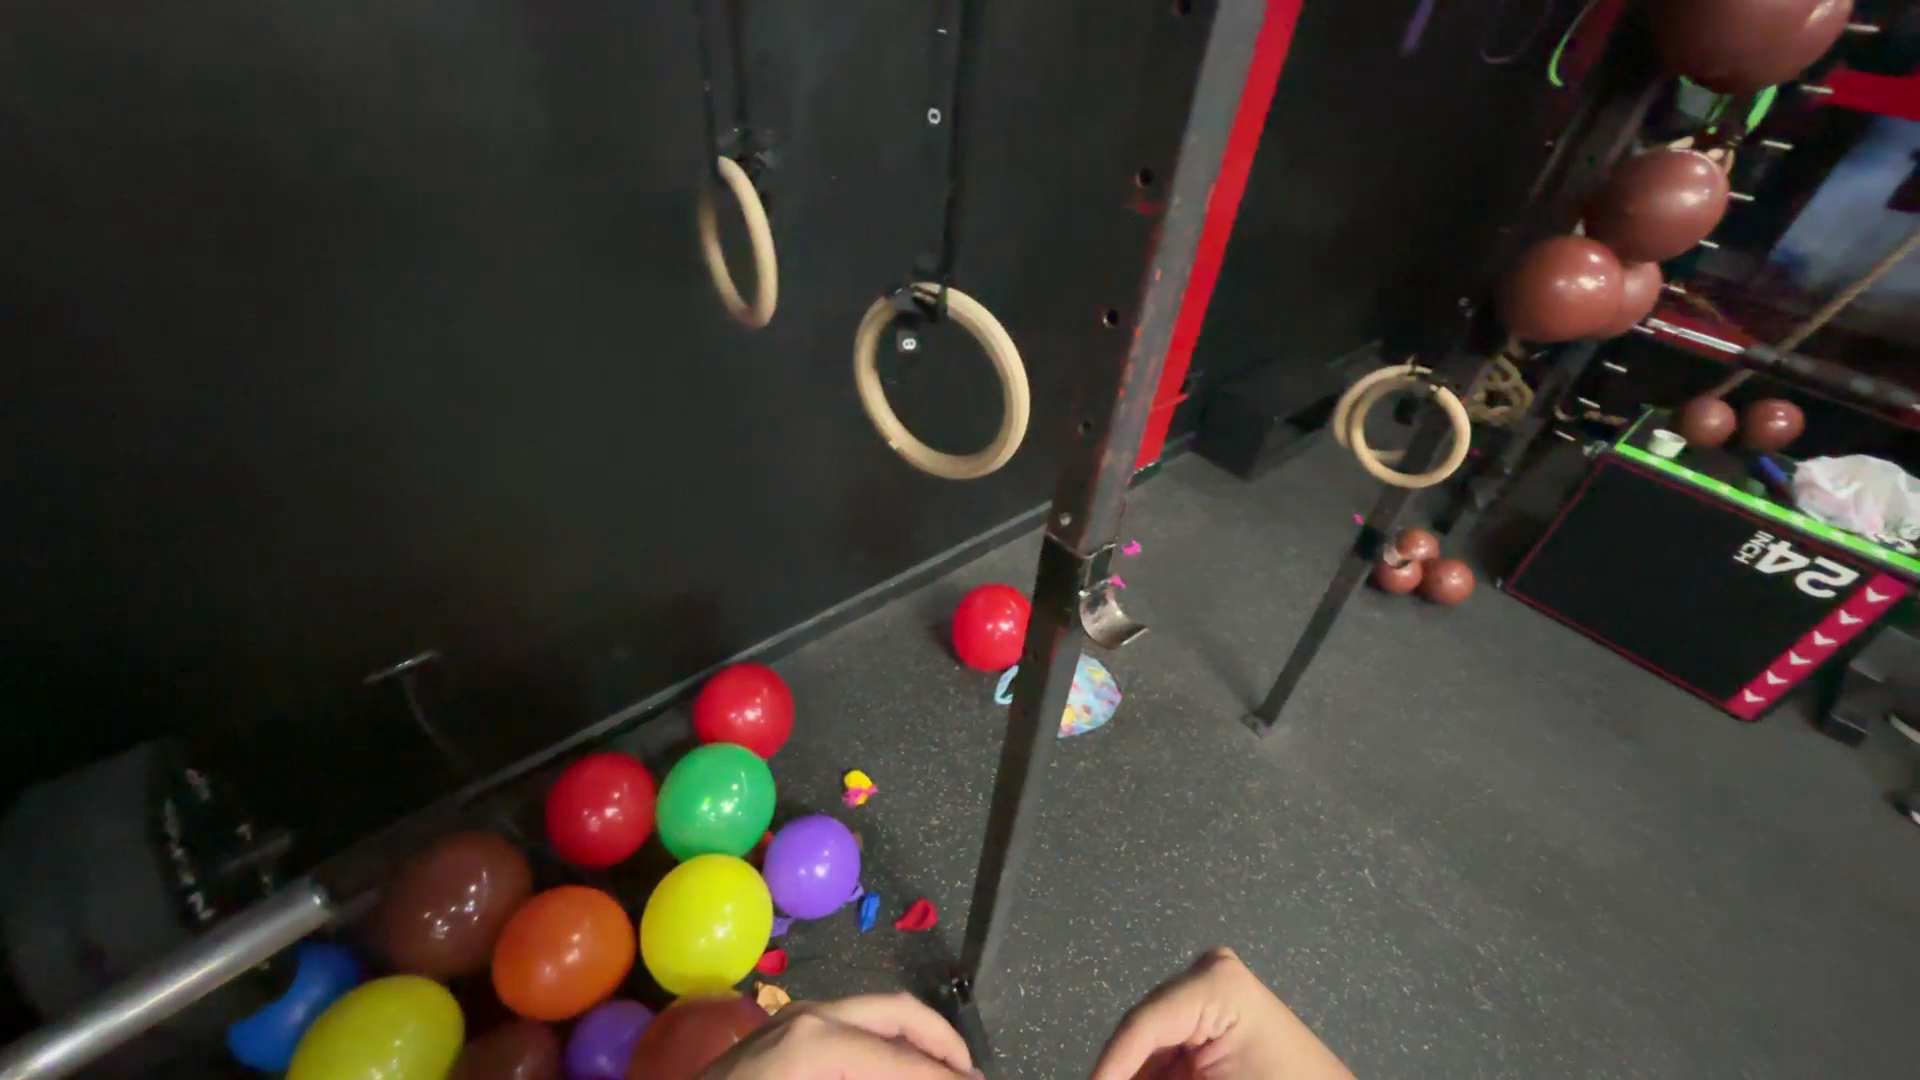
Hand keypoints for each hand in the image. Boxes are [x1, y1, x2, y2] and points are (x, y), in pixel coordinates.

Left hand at [697, 992, 976, 1079]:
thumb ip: (879, 1077)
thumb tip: (922, 1075)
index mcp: (819, 1043)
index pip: (904, 1061)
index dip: (946, 1077)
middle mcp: (812, 1015)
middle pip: (897, 1013)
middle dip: (940, 1042)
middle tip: (972, 1073)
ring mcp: (794, 1017)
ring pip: (875, 1015)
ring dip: (912, 1041)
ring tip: (939, 1072)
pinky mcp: (783, 1031)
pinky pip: (850, 1026)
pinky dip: (881, 1044)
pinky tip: (890, 1068)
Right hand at [1089, 949, 1353, 1079]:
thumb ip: (1156, 1076)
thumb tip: (1106, 1077)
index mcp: (1216, 982)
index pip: (1144, 1023)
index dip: (1110, 1063)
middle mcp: (1209, 973)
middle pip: (1146, 1032)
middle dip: (1125, 1068)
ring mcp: (1213, 991)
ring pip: (1154, 1042)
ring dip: (1138, 1068)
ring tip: (1120, 1076)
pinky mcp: (1216, 1015)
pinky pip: (1173, 1048)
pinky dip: (1159, 1070)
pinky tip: (1143, 1075)